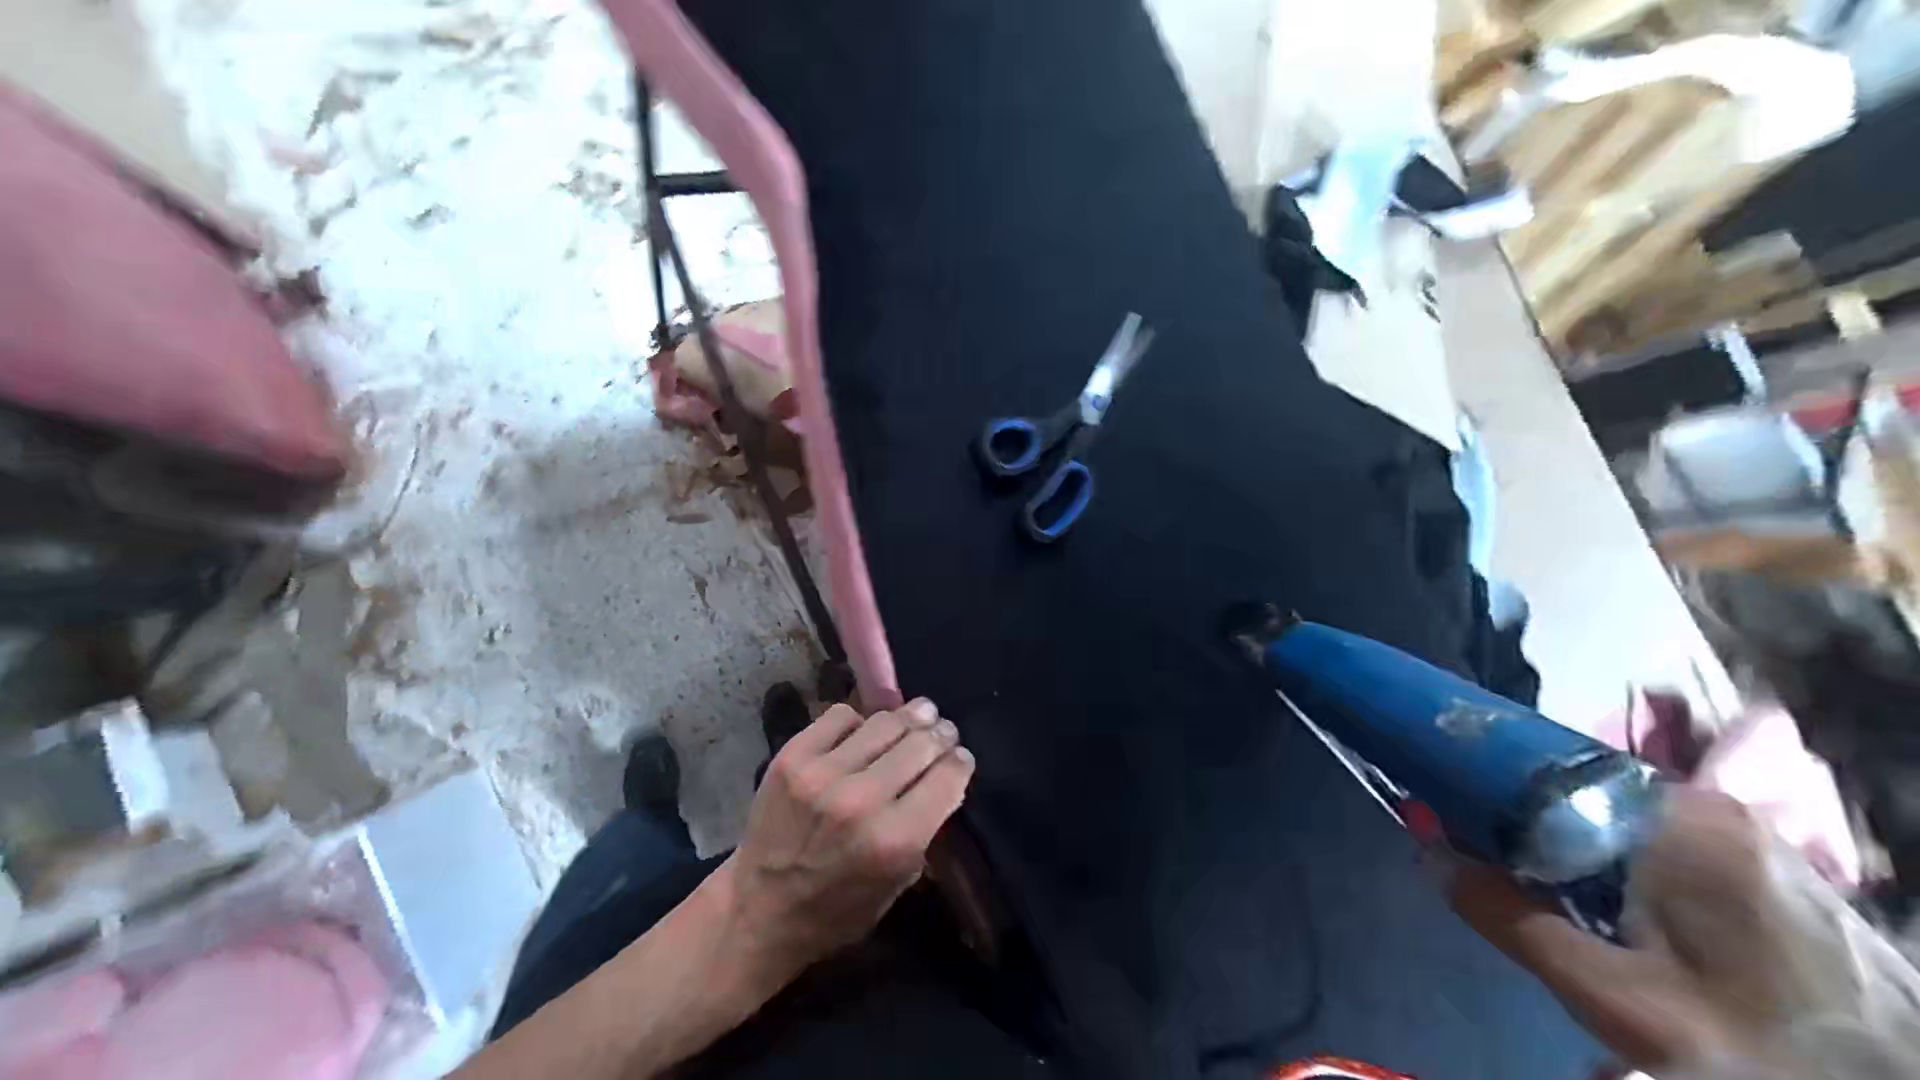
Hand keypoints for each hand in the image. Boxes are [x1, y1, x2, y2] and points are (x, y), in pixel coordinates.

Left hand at [717, 699, 975, 980]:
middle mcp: (862, 800)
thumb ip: (925, 830)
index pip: (948, 776)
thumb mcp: (898, 884)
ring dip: (908, 717)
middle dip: (940, 734)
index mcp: (895, 840)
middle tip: (943, 731)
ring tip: (917, 715)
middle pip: (921, 742)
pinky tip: (863, 732)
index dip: (960, 762)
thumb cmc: (836, 910)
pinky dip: (858, 721)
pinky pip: (840, 716)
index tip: (960, 758)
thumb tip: (944, 779)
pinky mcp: (792, 757)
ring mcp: (823, 774)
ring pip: (885, 722)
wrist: (757, 910)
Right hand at [1442, 789, 1789, 1071]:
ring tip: (1541, 891)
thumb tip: (1426, 853)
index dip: (1487, 786)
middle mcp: (1713, 807)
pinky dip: (1612, 863)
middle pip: (1576, 793)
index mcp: (1679, 816)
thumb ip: (1507, 918)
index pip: (1544, 767)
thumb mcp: (1615, 998)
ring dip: (1568, 848)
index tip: (1446, 812)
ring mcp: (1748, 836)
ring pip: (1612, 819)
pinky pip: (1653, 841)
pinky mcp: (1765, 868)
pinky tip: (1608, 910)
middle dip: (1526, 825)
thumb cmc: (1755, 1043)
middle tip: (1493, 866)